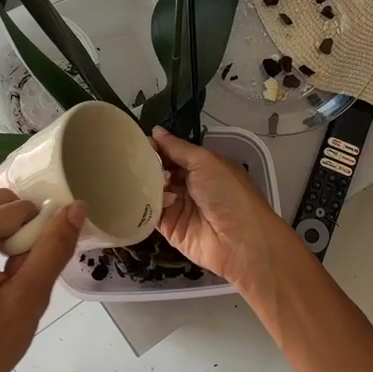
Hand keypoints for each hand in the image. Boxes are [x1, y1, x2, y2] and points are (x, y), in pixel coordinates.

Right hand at [153, 127, 298, 289]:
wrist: (239, 240)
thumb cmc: (227, 193)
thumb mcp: (206, 161)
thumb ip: (178, 148)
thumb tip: (156, 130)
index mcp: (202, 166)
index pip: (173, 153)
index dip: (157, 146)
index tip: (138, 142)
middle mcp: (189, 185)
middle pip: (160, 171)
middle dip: (148, 164)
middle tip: (133, 161)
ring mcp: (178, 206)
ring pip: (153, 190)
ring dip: (146, 183)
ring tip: (142, 179)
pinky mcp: (168, 227)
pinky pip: (151, 212)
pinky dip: (144, 204)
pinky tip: (142, 197)